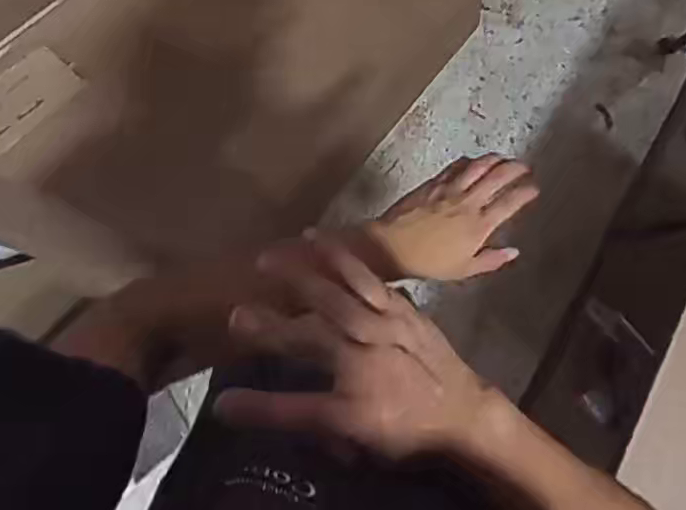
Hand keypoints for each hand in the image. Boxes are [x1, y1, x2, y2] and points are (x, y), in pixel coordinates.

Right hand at [216, 235, 501, 460]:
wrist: (464, 412)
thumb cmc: (409, 432)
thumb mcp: (363, 442)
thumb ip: (319, 423)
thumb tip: (284, 407)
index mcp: (357, 406)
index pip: (296, 410)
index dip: (256, 409)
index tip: (221, 402)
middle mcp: (368, 361)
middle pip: (312, 339)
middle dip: (272, 324)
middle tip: (237, 310)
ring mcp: (387, 328)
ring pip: (343, 293)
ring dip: (307, 271)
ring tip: (280, 252)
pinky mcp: (402, 307)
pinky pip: (369, 277)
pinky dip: (343, 258)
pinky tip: (324, 242)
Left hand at [360, 155, 538, 281]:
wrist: (392, 246)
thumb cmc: (429, 263)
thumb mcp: (464, 269)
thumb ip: (491, 260)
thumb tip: (514, 252)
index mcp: (478, 226)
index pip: (509, 203)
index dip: (525, 193)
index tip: (534, 188)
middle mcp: (468, 202)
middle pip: (498, 177)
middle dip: (515, 169)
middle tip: (525, 167)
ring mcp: (450, 188)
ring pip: (479, 165)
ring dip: (495, 159)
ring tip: (504, 158)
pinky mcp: (435, 181)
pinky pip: (457, 165)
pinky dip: (470, 161)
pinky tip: (475, 161)